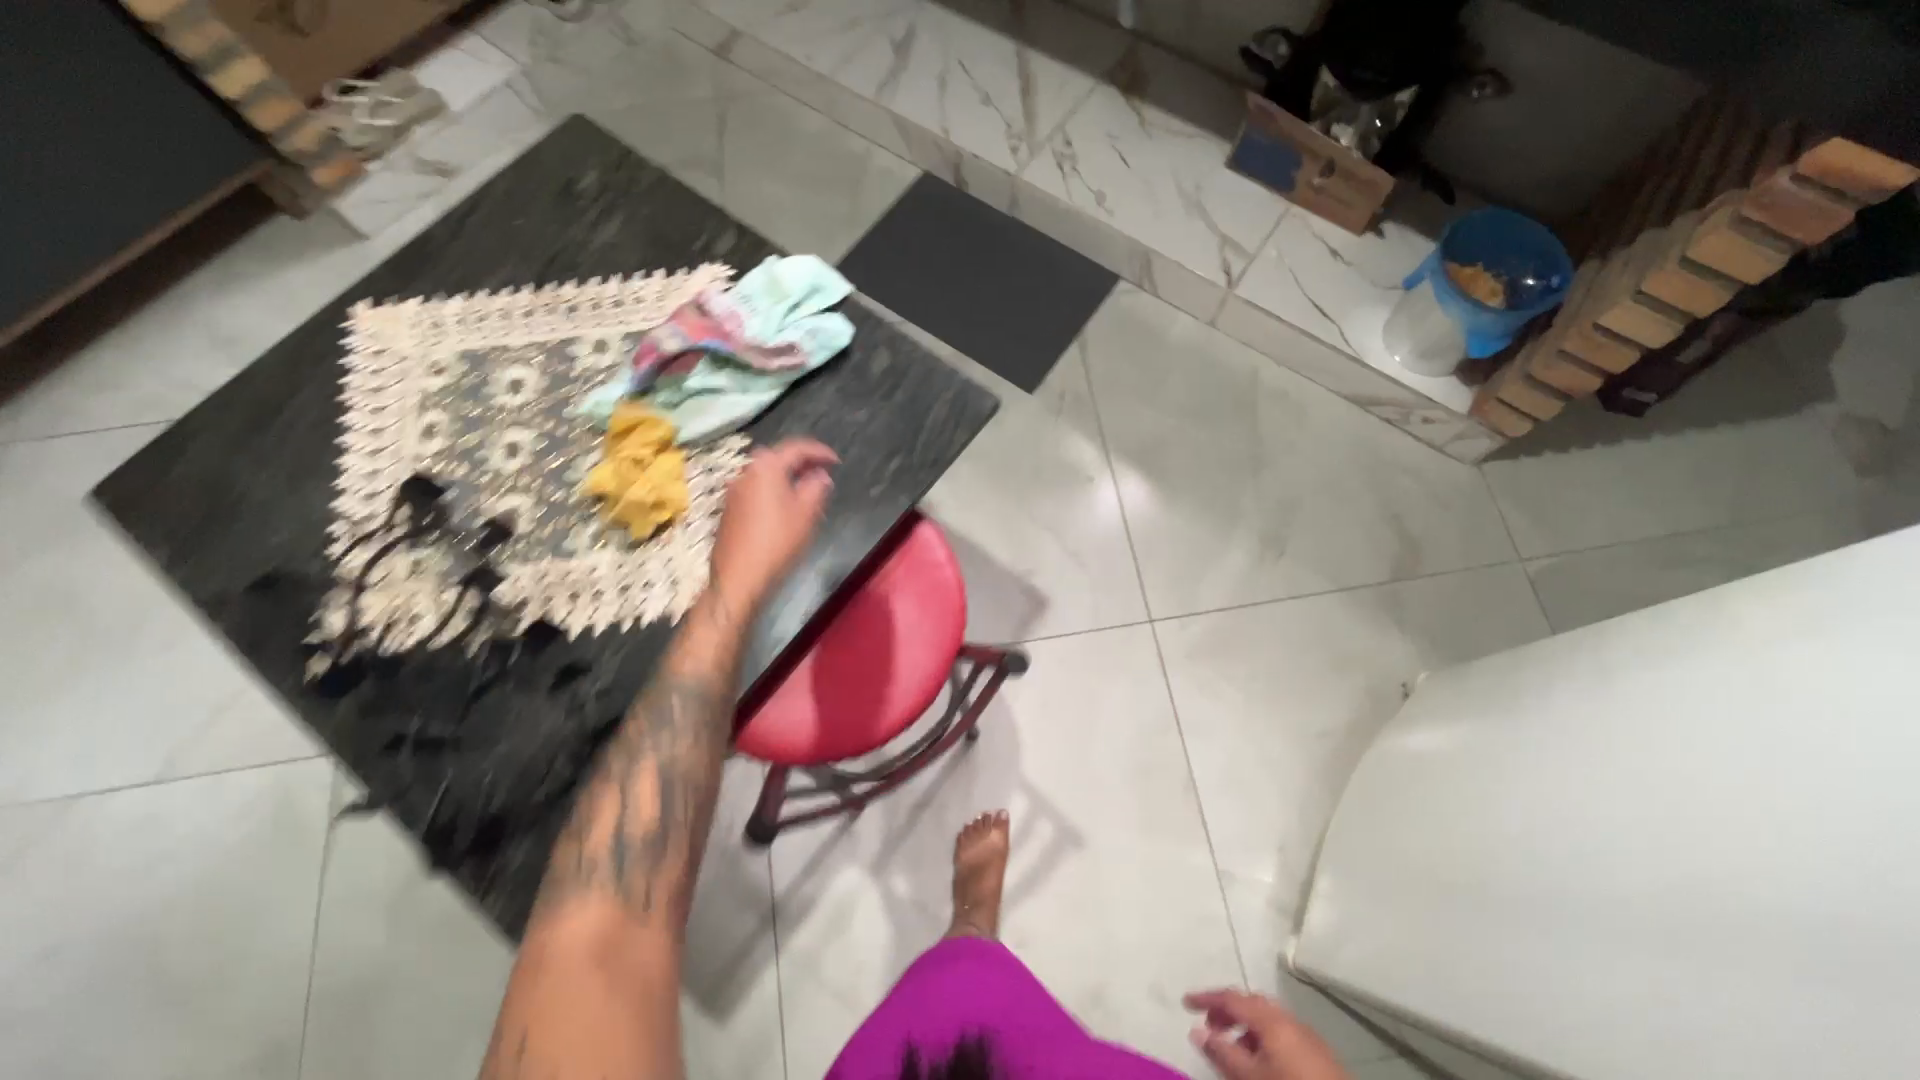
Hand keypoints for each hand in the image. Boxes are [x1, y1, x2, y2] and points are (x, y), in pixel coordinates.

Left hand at [708, 438, 838, 613]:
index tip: (836, 460)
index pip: (796, 448)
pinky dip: (773, 490)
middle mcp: (745, 472)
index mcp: (766, 467)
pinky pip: (756, 489)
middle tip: (821, 471)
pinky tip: (784, 506)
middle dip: (801, 462)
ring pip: (765, 474)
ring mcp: (734, 491)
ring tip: (806, 489)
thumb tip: (820, 476)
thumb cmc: (776, 542)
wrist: (738, 576)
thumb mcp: (806, 513)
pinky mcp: (729, 509)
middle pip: (777, 458)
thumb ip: (816, 487)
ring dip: (786, 476)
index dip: (819, 452)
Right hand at [1185, 989, 1349, 1079]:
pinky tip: (1260, 1062)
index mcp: (1272, 1020)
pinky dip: (1263, 1038)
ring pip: (1269, 1019)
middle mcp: (1290, 1020)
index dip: (1206, 998)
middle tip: (1209, 1028)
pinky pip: (1283, 1034)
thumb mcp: (1249, 1077)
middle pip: (1253, 1004)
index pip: (1232, 997)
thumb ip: (1222, 1052)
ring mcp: (1307, 1036)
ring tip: (1232, 1049)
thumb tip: (1196, 1031)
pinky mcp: (1318, 1053)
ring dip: (1245, 1026)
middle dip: (1228, 1011)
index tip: (1185, 1003)